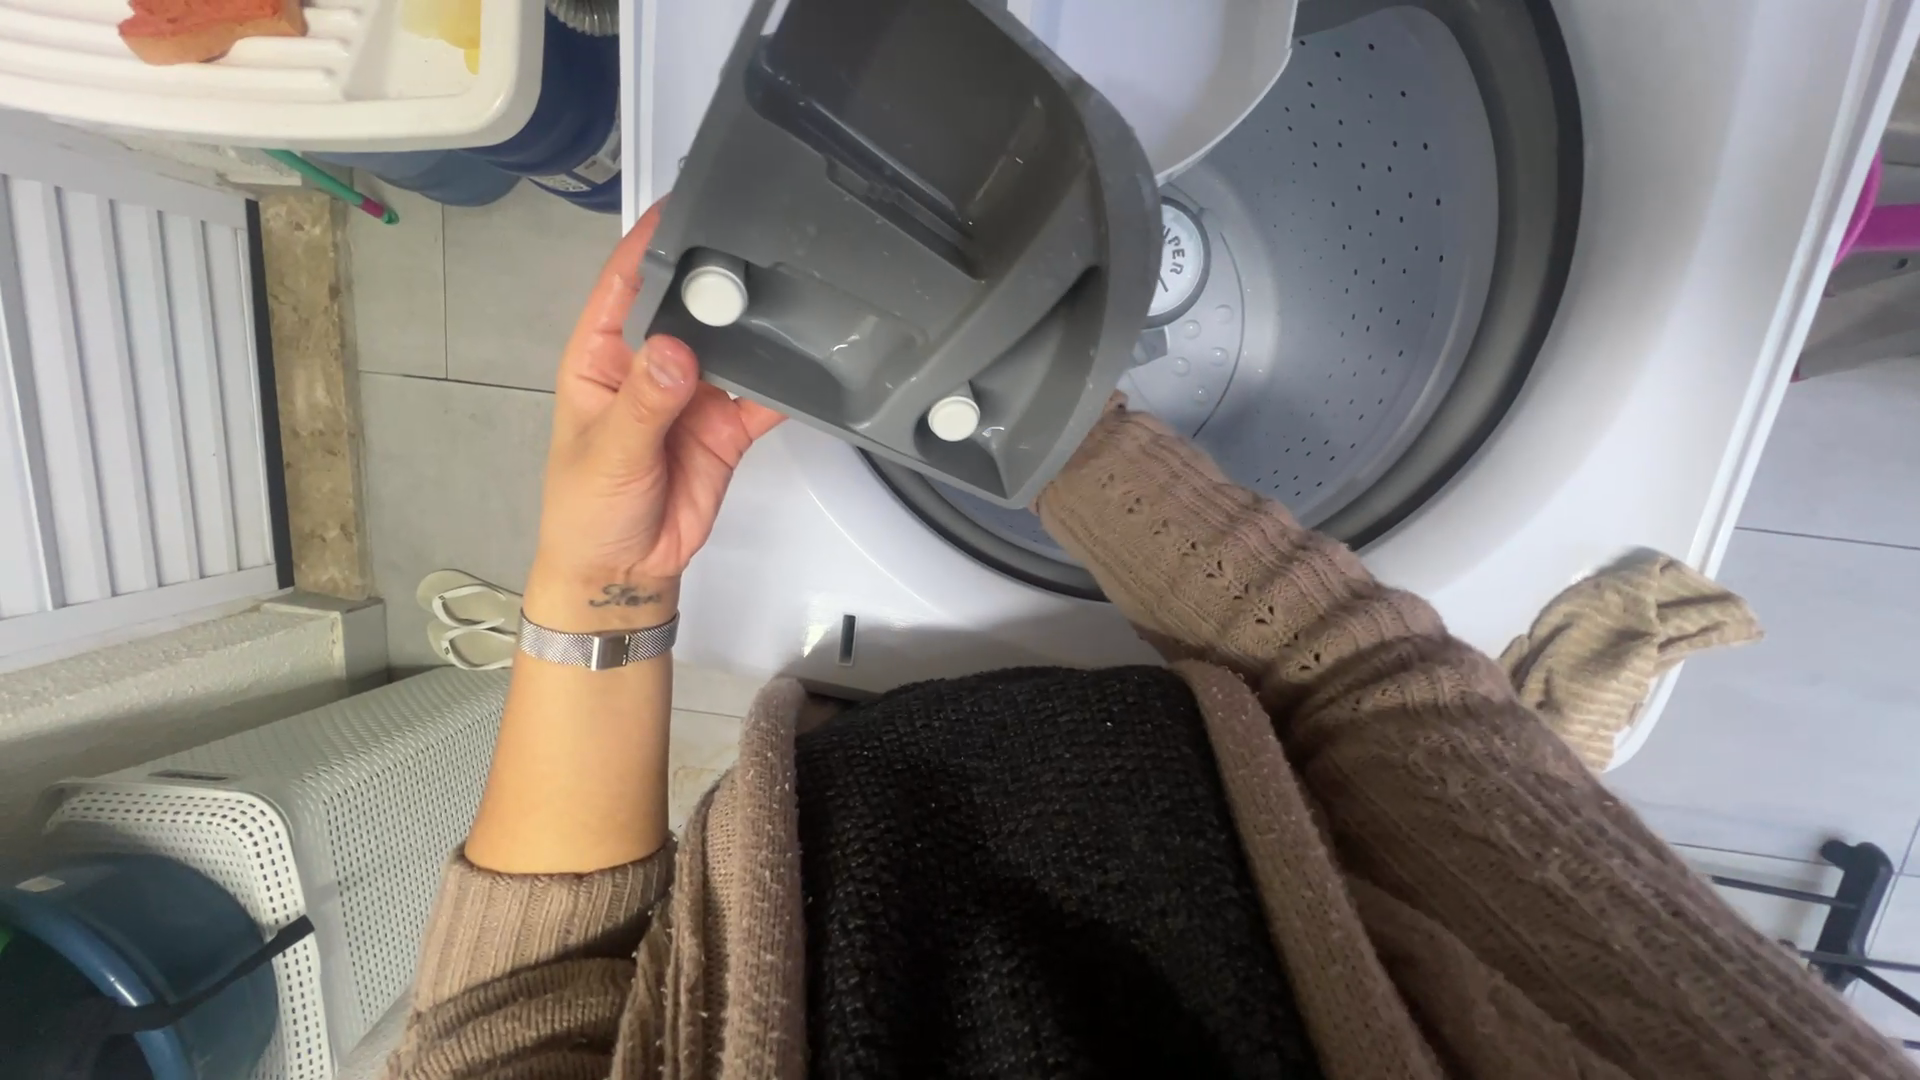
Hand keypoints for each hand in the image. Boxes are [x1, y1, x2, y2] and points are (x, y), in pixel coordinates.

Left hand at [525, 201, 783, 630]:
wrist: (627, 568)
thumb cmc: (588, 506)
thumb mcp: (607, 452)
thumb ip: (643, 403)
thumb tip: (676, 350)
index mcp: (604, 355)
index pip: (625, 286)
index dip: (650, 244)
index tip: (685, 205)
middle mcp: (652, 365)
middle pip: (688, 309)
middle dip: (718, 281)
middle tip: (762, 245)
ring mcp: (695, 395)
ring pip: (730, 349)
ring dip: (755, 330)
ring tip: (793, 293)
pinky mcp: (728, 428)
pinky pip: (760, 397)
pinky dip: (781, 386)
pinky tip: (806, 365)